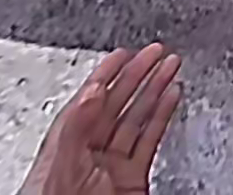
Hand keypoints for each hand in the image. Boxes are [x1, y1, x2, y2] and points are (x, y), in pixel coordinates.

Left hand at [19, 44, 182, 194]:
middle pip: (116, 104)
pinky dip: (164, 115)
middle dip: (137, 74)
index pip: (88, 102)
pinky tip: (173, 96)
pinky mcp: (132, 181)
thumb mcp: (59, 175)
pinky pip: (150, 140)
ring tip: (171, 64)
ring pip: (137, 118)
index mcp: (65, 152)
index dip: (105, 74)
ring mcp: (111, 169)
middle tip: (155, 50)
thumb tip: (90, 90)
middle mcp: (89, 157)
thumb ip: (74, 132)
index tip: (122, 52)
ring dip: (155, 88)